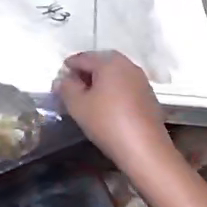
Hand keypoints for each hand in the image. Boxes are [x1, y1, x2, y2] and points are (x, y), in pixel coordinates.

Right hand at [56, 52, 175, 172]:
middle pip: (99, 63)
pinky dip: (112, 92)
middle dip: (84, 75)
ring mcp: (140, 79)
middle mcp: (127, 64)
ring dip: (99, 83)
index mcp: (109, 61)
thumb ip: (66, 87)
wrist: (145, 148)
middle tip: (71, 91)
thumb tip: (63, 79)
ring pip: (113, 75)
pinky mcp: (148, 95)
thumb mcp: (78, 105)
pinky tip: (106, 108)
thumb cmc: (107, 122)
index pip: (81, 58)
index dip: (67, 69)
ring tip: (87, 101)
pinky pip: (124, 86)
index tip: (58, 84)